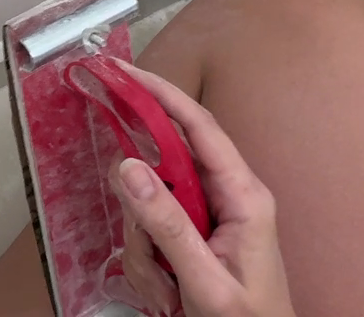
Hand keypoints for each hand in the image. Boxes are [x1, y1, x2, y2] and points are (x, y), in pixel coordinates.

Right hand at [107, 63, 295, 316]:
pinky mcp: (190, 228)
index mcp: (243, 194)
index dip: (159, 91)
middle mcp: (225, 192)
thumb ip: (167, 225)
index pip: (198, 124)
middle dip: (142, 207)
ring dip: (144, 243)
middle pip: (161, 163)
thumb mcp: (207, 283)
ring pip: (147, 196)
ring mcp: (206, 210)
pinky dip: (145, 257)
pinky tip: (165, 291)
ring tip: (166, 290)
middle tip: (145, 246)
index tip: (120, 71)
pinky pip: (147, 222)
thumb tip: (126, 163)